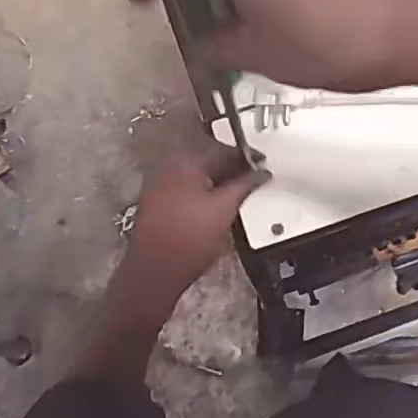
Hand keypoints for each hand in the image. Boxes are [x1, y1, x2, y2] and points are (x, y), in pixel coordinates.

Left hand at [110, 146, 269, 319]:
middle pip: (207, 159)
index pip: (223, 149)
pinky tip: (214, 205)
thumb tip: (261, 174)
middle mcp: (168, 168)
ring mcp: (159, 185)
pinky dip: (202, 191)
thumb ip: (245, 185)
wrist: (157, 268)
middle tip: (252, 178)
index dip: (246, 157)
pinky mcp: (156, 203)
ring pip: (196, 175)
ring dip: (217, 180)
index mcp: (185, 162)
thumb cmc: (190, 237)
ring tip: (237, 193)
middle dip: (231, 168)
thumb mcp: (225, 208)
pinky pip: (185, 188)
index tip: (261, 165)